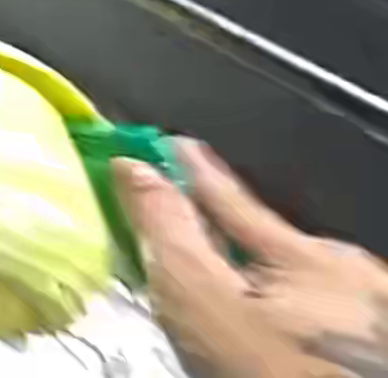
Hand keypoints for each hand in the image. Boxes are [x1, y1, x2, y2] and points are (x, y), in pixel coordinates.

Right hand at [119, 138, 387, 377]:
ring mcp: (382, 316)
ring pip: (310, 275)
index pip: (229, 195)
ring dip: (268, 268)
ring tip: (236, 282)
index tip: (170, 140)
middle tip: (195, 229)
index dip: (190, 165)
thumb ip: (163, 222)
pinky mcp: (380, 346)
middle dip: (238, 227)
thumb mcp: (196, 293)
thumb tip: (132, 164)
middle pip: (278, 238)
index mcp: (314, 258)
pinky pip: (331, 305)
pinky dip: (295, 299)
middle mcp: (364, 278)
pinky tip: (281, 320)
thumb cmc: (265, 368)